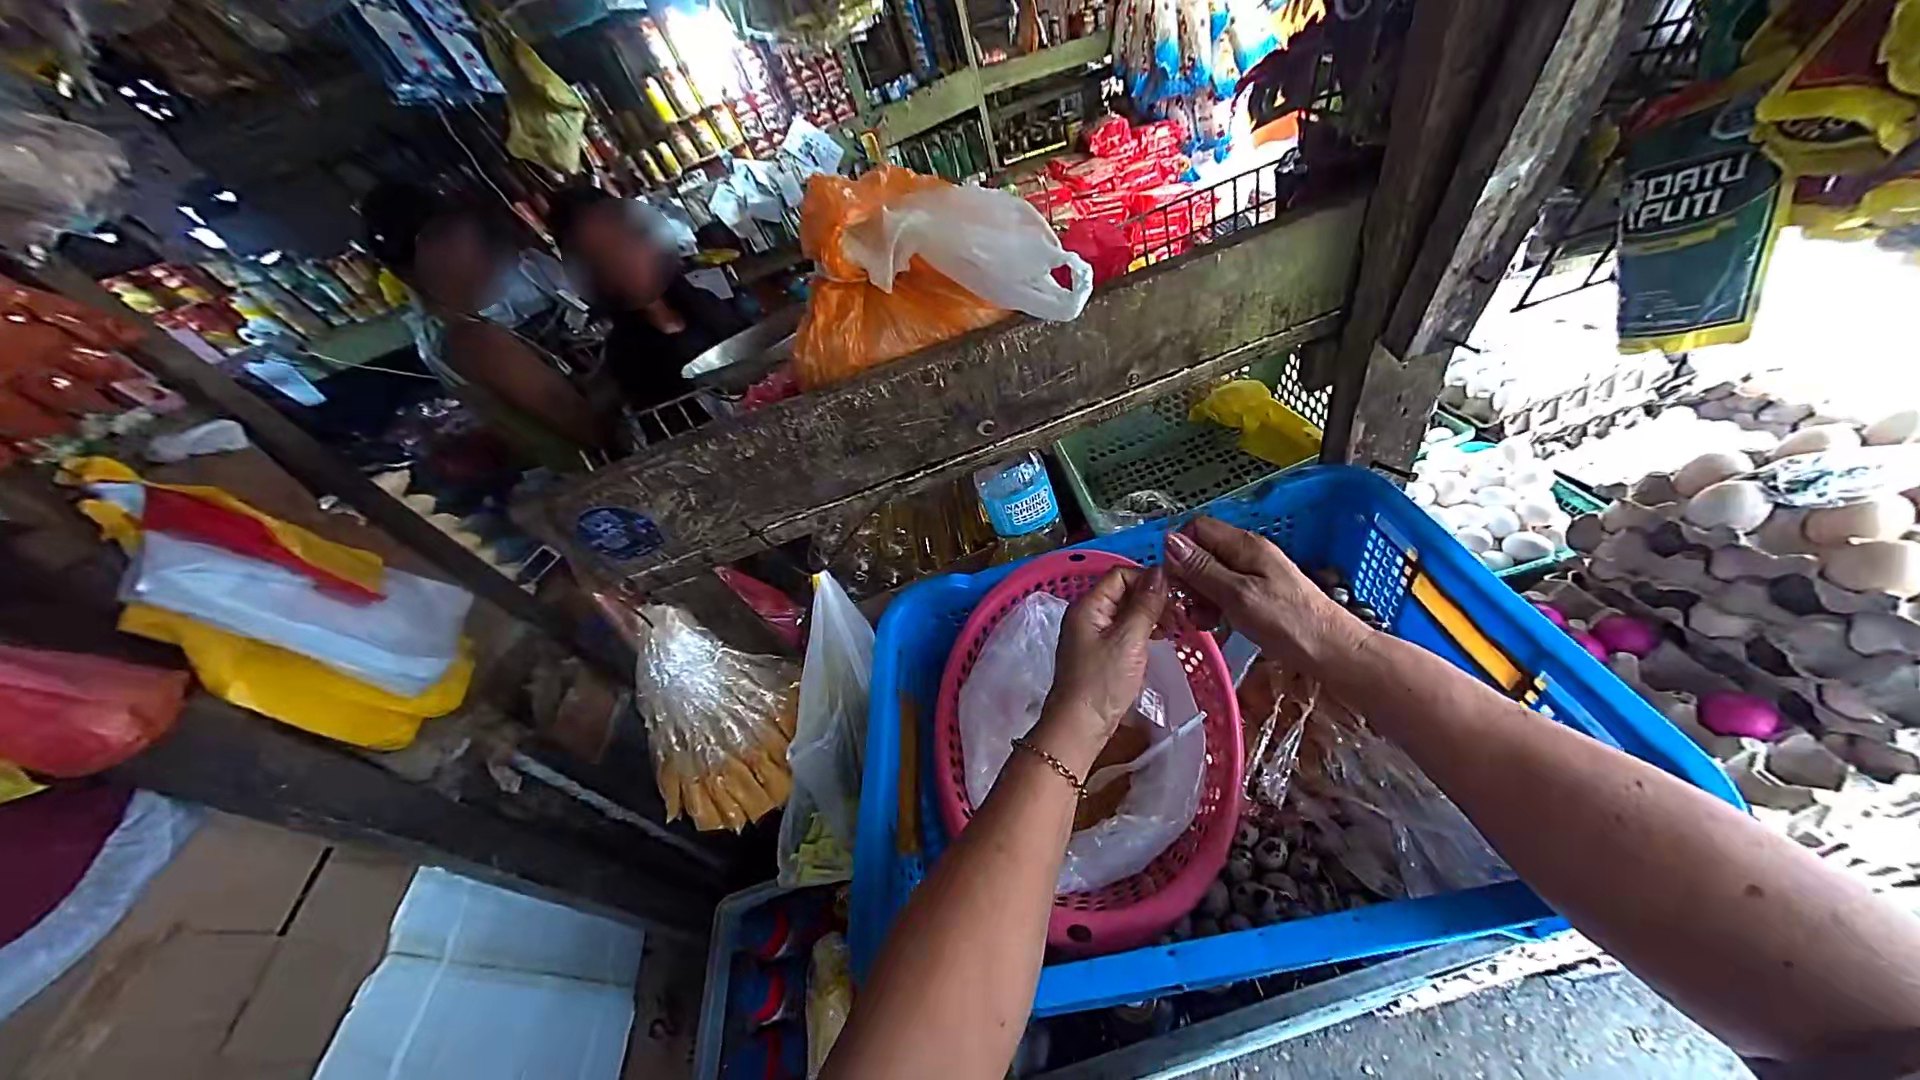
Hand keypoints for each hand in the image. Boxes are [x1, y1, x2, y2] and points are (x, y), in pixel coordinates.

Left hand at [1033, 567, 1168, 775]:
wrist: (1080, 725)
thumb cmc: (1102, 681)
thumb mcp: (1129, 640)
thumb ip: (1145, 605)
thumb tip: (1160, 571)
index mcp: (1088, 605)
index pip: (1120, 574)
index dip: (1148, 579)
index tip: (1176, 594)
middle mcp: (1087, 614)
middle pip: (1124, 591)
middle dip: (1153, 598)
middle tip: (1182, 613)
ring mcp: (1093, 634)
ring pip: (1126, 612)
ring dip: (1151, 615)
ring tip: (1176, 627)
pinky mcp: (1101, 652)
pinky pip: (1125, 631)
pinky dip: (1144, 631)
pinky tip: (1161, 640)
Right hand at [1163, 516, 1373, 672]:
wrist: (1334, 653)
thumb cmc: (1288, 624)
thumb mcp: (1237, 595)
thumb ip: (1202, 569)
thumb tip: (1169, 541)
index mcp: (1244, 545)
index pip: (1196, 528)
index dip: (1178, 550)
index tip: (1173, 581)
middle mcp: (1248, 553)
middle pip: (1200, 552)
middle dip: (1187, 577)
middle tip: (1188, 607)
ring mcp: (1254, 573)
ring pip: (1209, 574)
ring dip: (1198, 596)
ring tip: (1202, 621)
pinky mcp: (1257, 593)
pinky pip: (1223, 591)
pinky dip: (1213, 605)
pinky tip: (1215, 624)